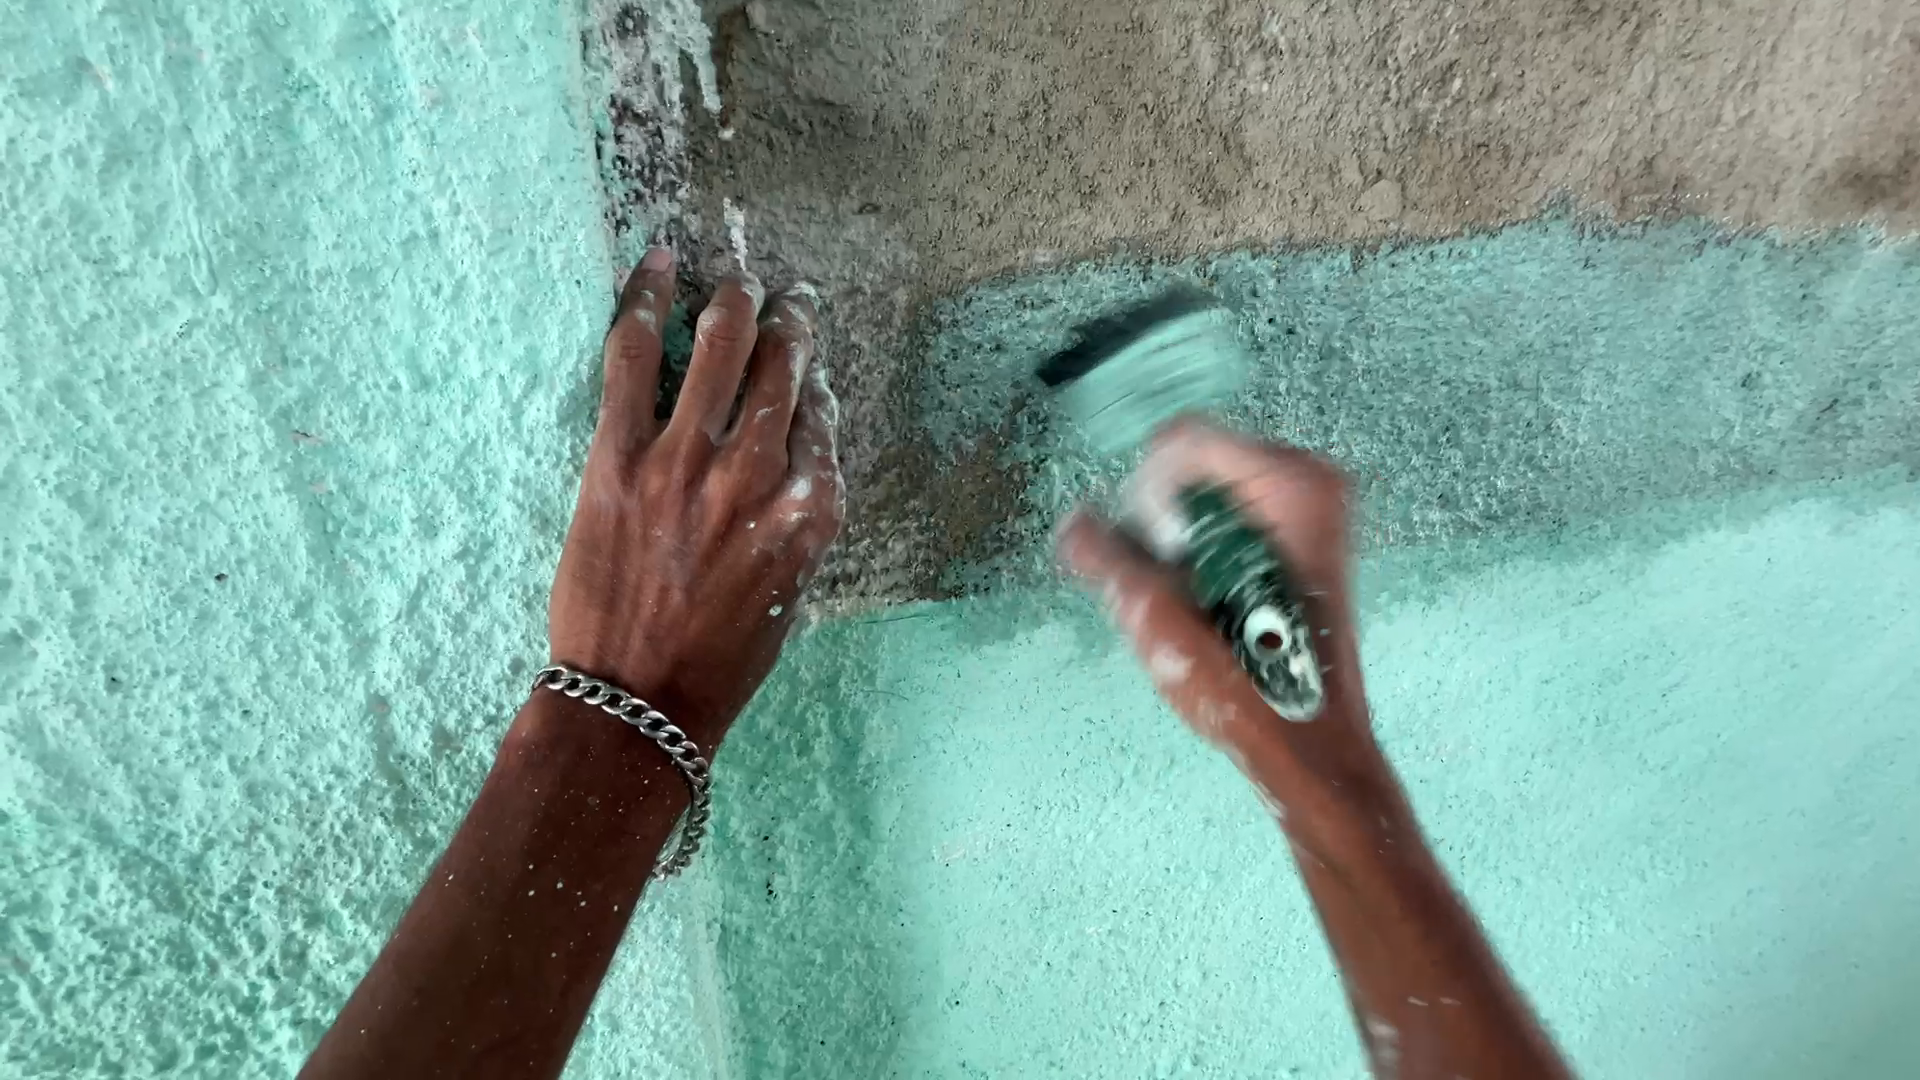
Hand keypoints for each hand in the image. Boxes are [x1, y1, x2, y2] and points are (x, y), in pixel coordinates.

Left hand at [548, 249, 843, 744]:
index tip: (807, 365)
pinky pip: (631, 359)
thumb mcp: (796, 584)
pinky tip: (660, 266)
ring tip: (736, 274)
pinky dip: (645, 303)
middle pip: (783, 369)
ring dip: (732, 298)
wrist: (640, 698)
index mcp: (812, 510)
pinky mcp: (619, 458)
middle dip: (790, 322)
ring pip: (719, 346)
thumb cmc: (728, 653)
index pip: (822, 417)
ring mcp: (688, 460)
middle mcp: (760, 473)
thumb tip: (796, 446)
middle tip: (786, 297)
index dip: (815, 382)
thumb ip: (803, 510)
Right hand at [1055, 418, 1371, 758]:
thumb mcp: (1158, 614)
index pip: (1180, 441)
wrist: (1305, 744)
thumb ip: (1104, 557)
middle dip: (1159, 523)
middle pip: (1189, 467)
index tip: (1152, 550)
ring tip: (1190, 596)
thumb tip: (1070, 524)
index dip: (1144, 495)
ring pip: (1198, 495)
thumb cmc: (1247, 686)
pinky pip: (1219, 516)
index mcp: (1288, 483)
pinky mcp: (1297, 537)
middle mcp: (1306, 484)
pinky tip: (1203, 597)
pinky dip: (1196, 549)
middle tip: (1171, 582)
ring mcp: (1306, 510)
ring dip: (1173, 541)